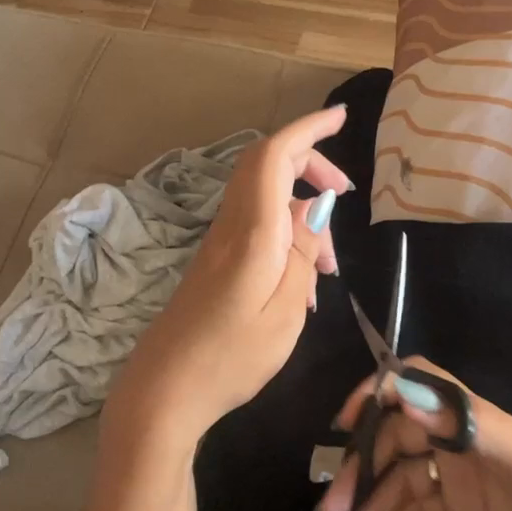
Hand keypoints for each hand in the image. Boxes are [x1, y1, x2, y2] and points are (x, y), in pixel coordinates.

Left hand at [114, 106, 351, 436]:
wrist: (165, 392)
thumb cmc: (231, 359)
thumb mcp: (286, 312)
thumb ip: (302, 253)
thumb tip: (315, 208)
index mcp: (253, 233)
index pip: (275, 156)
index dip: (308, 129)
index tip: (341, 118)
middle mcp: (232, 227)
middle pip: (268, 166)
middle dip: (312, 166)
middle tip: (346, 195)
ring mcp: (221, 244)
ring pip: (267, 200)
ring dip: (304, 214)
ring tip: (329, 267)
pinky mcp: (217, 263)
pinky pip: (259, 228)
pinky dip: (288, 239)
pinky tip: (304, 284)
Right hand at [315, 357, 511, 510]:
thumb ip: (469, 425)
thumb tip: (403, 394)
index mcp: (473, 418)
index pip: (415, 386)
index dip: (376, 395)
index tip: (343, 427)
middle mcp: (460, 441)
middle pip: (395, 442)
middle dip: (362, 473)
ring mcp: (460, 477)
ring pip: (399, 483)